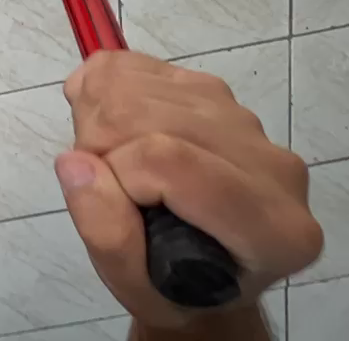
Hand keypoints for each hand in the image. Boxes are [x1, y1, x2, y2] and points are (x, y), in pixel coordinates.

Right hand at [56, 52, 321, 330]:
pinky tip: (110, 120)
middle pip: (148, 114)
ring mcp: (243, 120)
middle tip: (97, 173)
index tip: (107, 196)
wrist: (201, 262)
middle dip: (98, 137)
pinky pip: (136, 63)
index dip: (117, 170)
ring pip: (137, 82)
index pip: (170, 159)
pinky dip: (101, 83)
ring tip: (104, 150)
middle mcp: (272, 164)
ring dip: (96, 110)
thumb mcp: (133, 284)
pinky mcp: (213, 90)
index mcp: (271, 226)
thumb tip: (76, 164)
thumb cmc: (172, 282)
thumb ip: (107, 234)